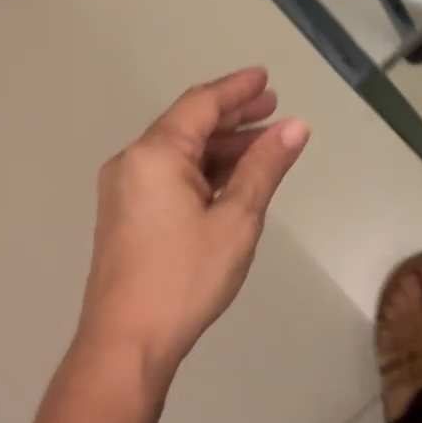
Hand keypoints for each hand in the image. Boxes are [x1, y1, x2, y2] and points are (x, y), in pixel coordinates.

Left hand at [76, 67, 308, 380]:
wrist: (125, 345)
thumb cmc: (185, 275)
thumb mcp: (237, 217)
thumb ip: (266, 165)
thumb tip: (296, 125)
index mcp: (154, 156)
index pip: (200, 105)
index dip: (236, 89)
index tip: (266, 77)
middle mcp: (133, 165)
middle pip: (188, 124)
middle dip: (233, 114)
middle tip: (273, 104)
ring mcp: (126, 192)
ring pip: (182, 151)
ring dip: (224, 144)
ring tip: (267, 141)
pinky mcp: (129, 216)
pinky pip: (173, 174)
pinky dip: (208, 167)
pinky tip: (238, 175)